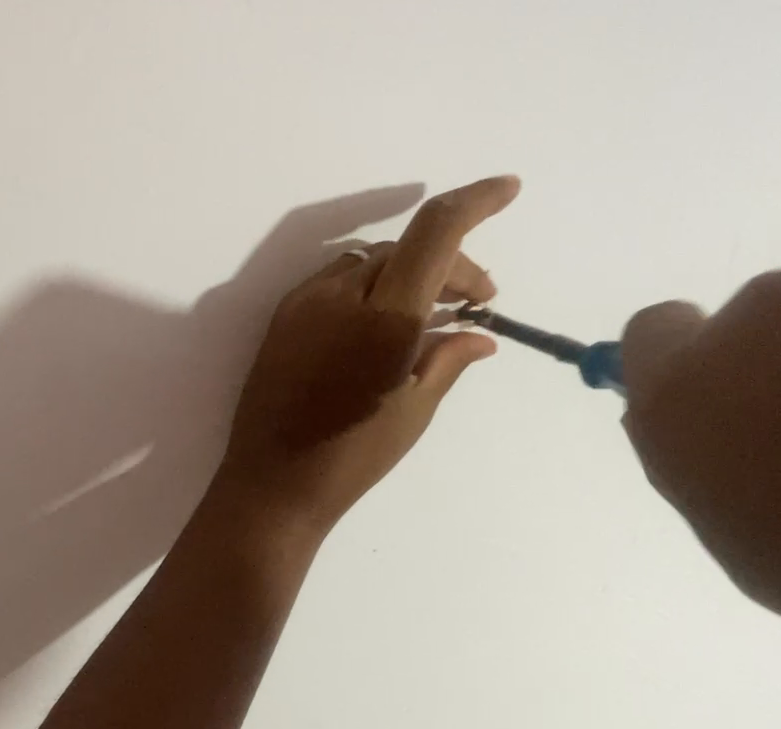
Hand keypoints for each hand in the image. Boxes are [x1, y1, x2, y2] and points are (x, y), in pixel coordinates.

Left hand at [210, 176, 521, 531]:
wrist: (272, 485)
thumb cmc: (352, 458)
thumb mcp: (413, 411)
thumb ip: (448, 359)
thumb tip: (481, 335)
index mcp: (384, 317)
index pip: (436, 232)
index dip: (476, 201)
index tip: (508, 190)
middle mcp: (339, 296)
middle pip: (405, 248)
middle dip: (448, 264)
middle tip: (475, 301)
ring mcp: (302, 305)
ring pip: (367, 262)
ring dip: (405, 273)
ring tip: (428, 314)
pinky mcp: (281, 320)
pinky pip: (333, 282)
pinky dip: (367, 287)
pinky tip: (378, 324)